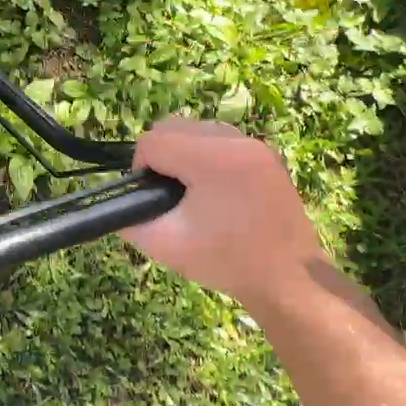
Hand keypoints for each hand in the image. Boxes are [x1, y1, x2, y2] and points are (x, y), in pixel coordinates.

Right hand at [124, 117, 327, 305]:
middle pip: (172, 127)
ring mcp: (255, 146)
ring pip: (194, 128)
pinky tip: (212, 186)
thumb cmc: (225, 261)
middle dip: (160, 156)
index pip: (152, 141)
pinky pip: (218, 138)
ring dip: (181, 152)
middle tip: (168, 194)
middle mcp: (236, 142)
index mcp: (212, 160)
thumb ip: (128, 218)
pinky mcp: (266, 154)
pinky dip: (204, 154)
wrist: (290, 279)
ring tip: (190, 189)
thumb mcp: (163, 244)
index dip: (141, 169)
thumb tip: (116, 203)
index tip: (152, 197)